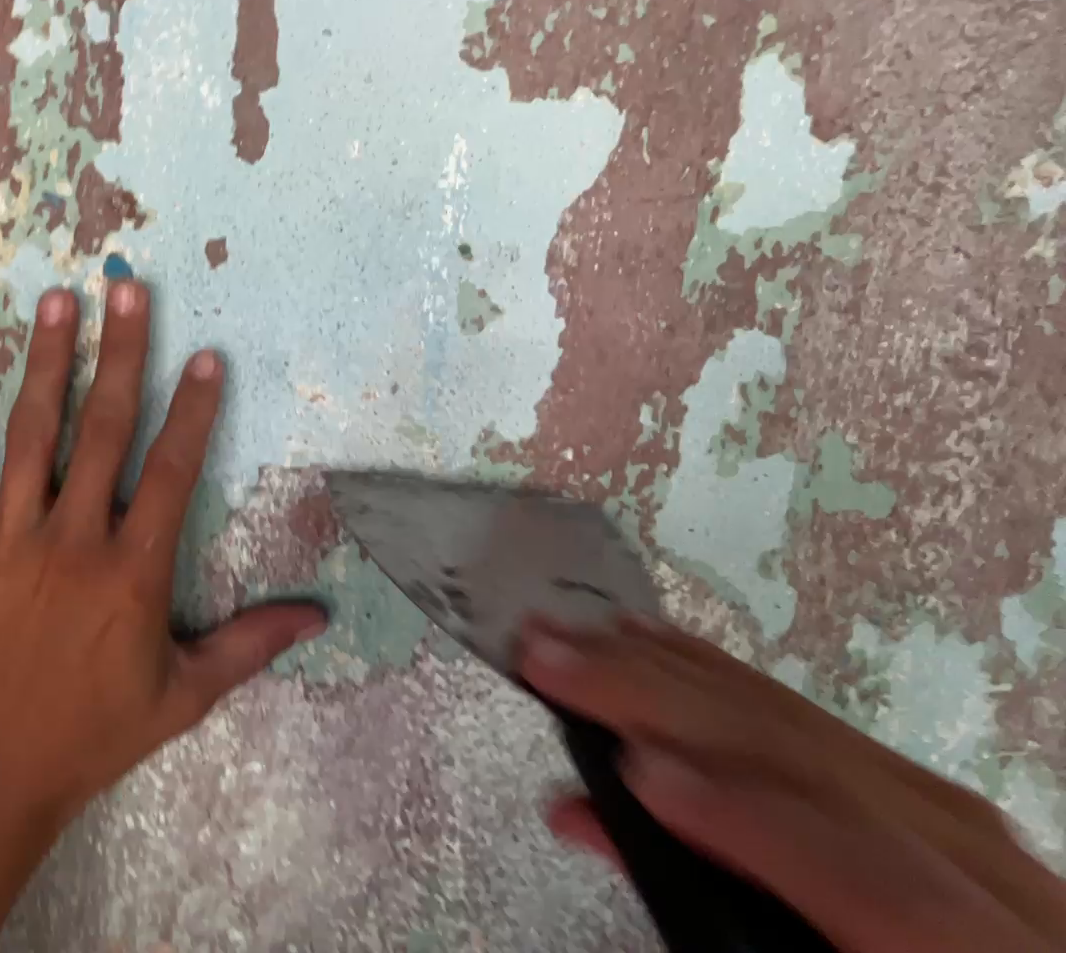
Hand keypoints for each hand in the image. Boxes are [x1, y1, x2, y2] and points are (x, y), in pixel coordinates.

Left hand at [0, 282, 326, 952]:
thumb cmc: (92, 734)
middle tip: (128, 289)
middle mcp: (73, 538)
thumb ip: (249, 645)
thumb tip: (320, 615)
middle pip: (103, 430)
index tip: (204, 357)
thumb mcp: (183, 697)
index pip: (172, 471)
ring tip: (58, 303)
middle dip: (120, 355)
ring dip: (47, 364)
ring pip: (31, 434)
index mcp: (132, 570)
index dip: (192, 411)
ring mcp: (9, 537)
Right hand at [523, 615, 1065, 952]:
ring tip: (577, 635)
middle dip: (673, 702)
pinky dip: (717, 675)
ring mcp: (962, 825)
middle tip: (552, 656)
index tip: (637, 770)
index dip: (754, 824)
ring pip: (812, 728)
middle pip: (830, 772)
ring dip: (671, 671)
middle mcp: (997, 883)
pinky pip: (812, 719)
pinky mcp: (919, 789)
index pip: (883, 891)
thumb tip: (579, 813)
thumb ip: (707, 914)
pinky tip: (653, 641)